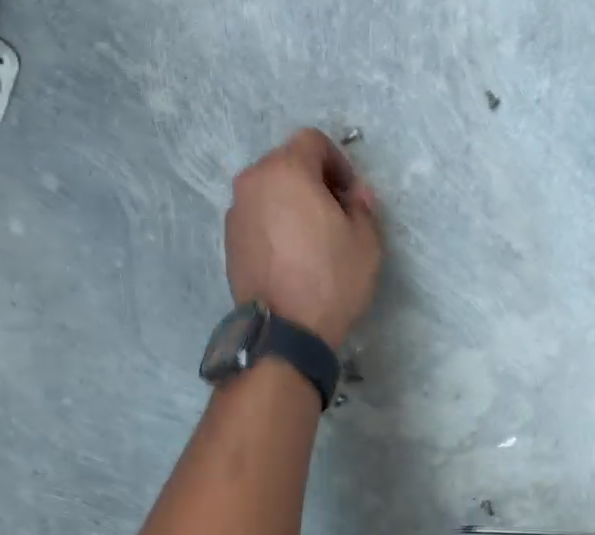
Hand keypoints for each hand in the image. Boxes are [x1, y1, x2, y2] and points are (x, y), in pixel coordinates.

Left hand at [225, 129, 381, 348]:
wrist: (286, 332)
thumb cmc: (330, 281)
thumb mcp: (366, 242)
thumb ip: (362, 207)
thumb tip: (353, 196)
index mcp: (287, 170)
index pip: (312, 141)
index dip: (338, 162)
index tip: (350, 193)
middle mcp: (253, 182)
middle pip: (286, 164)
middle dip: (312, 181)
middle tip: (334, 214)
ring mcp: (236, 213)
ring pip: (269, 193)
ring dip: (290, 204)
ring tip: (312, 239)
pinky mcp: (229, 242)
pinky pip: (257, 219)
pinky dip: (274, 226)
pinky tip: (292, 257)